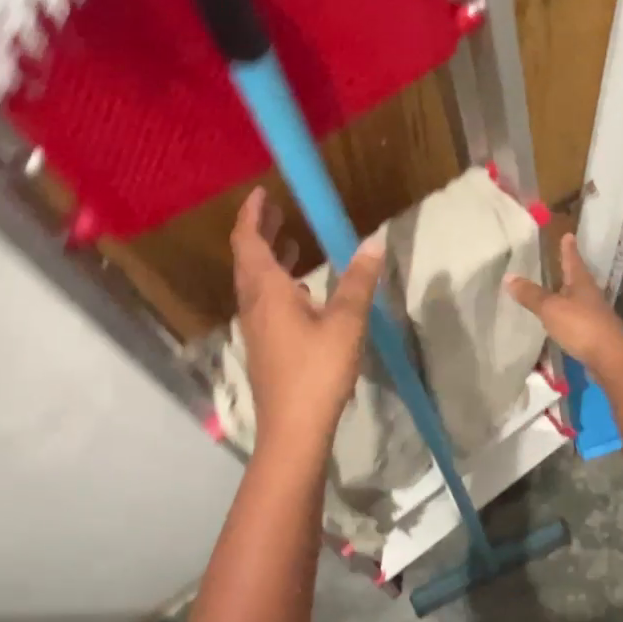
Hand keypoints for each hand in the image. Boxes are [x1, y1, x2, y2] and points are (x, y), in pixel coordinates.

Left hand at [232, 188, 384, 449]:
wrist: (293, 429)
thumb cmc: (317, 371)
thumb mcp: (346, 323)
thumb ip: (358, 281)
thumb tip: (373, 241)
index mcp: (267, 292)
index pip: (249, 241)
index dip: (253, 215)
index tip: (262, 193)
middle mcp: (254, 305)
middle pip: (249, 259)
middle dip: (262, 232)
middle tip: (279, 210)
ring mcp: (256, 328)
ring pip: (256, 282)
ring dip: (271, 258)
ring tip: (295, 243)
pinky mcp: (265, 347)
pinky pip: (265, 302)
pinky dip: (279, 284)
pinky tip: (303, 293)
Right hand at [505, 233, 622, 371]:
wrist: (610, 358)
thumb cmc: (581, 326)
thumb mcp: (551, 308)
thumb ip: (531, 295)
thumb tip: (509, 277)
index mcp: (581, 283)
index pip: (573, 260)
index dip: (568, 248)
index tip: (568, 235)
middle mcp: (590, 295)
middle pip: (577, 279)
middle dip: (568, 271)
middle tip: (558, 262)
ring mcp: (594, 315)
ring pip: (577, 299)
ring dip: (566, 295)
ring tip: (553, 291)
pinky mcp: (594, 334)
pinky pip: (576, 319)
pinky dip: (566, 316)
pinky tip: (558, 321)